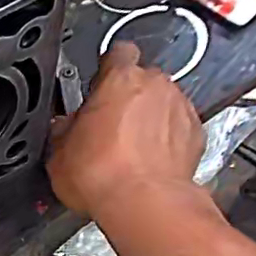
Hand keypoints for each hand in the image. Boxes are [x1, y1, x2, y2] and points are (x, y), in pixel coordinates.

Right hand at [46, 42, 204, 219]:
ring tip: (126, 153)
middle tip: (105, 130)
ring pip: (160, 104)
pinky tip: (145, 164)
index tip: (96, 87)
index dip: (106, 68)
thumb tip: (62, 128)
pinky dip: (165, 142)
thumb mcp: (58, 154)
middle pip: (140, 81)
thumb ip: (62, 130)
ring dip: (146, 121)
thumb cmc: (104, 175)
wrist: (144, 203)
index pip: (117, 52)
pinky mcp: (196, 133)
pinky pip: (177, 129)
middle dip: (124, 100)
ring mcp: (179, 107)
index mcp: (119, 79)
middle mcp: (155, 85)